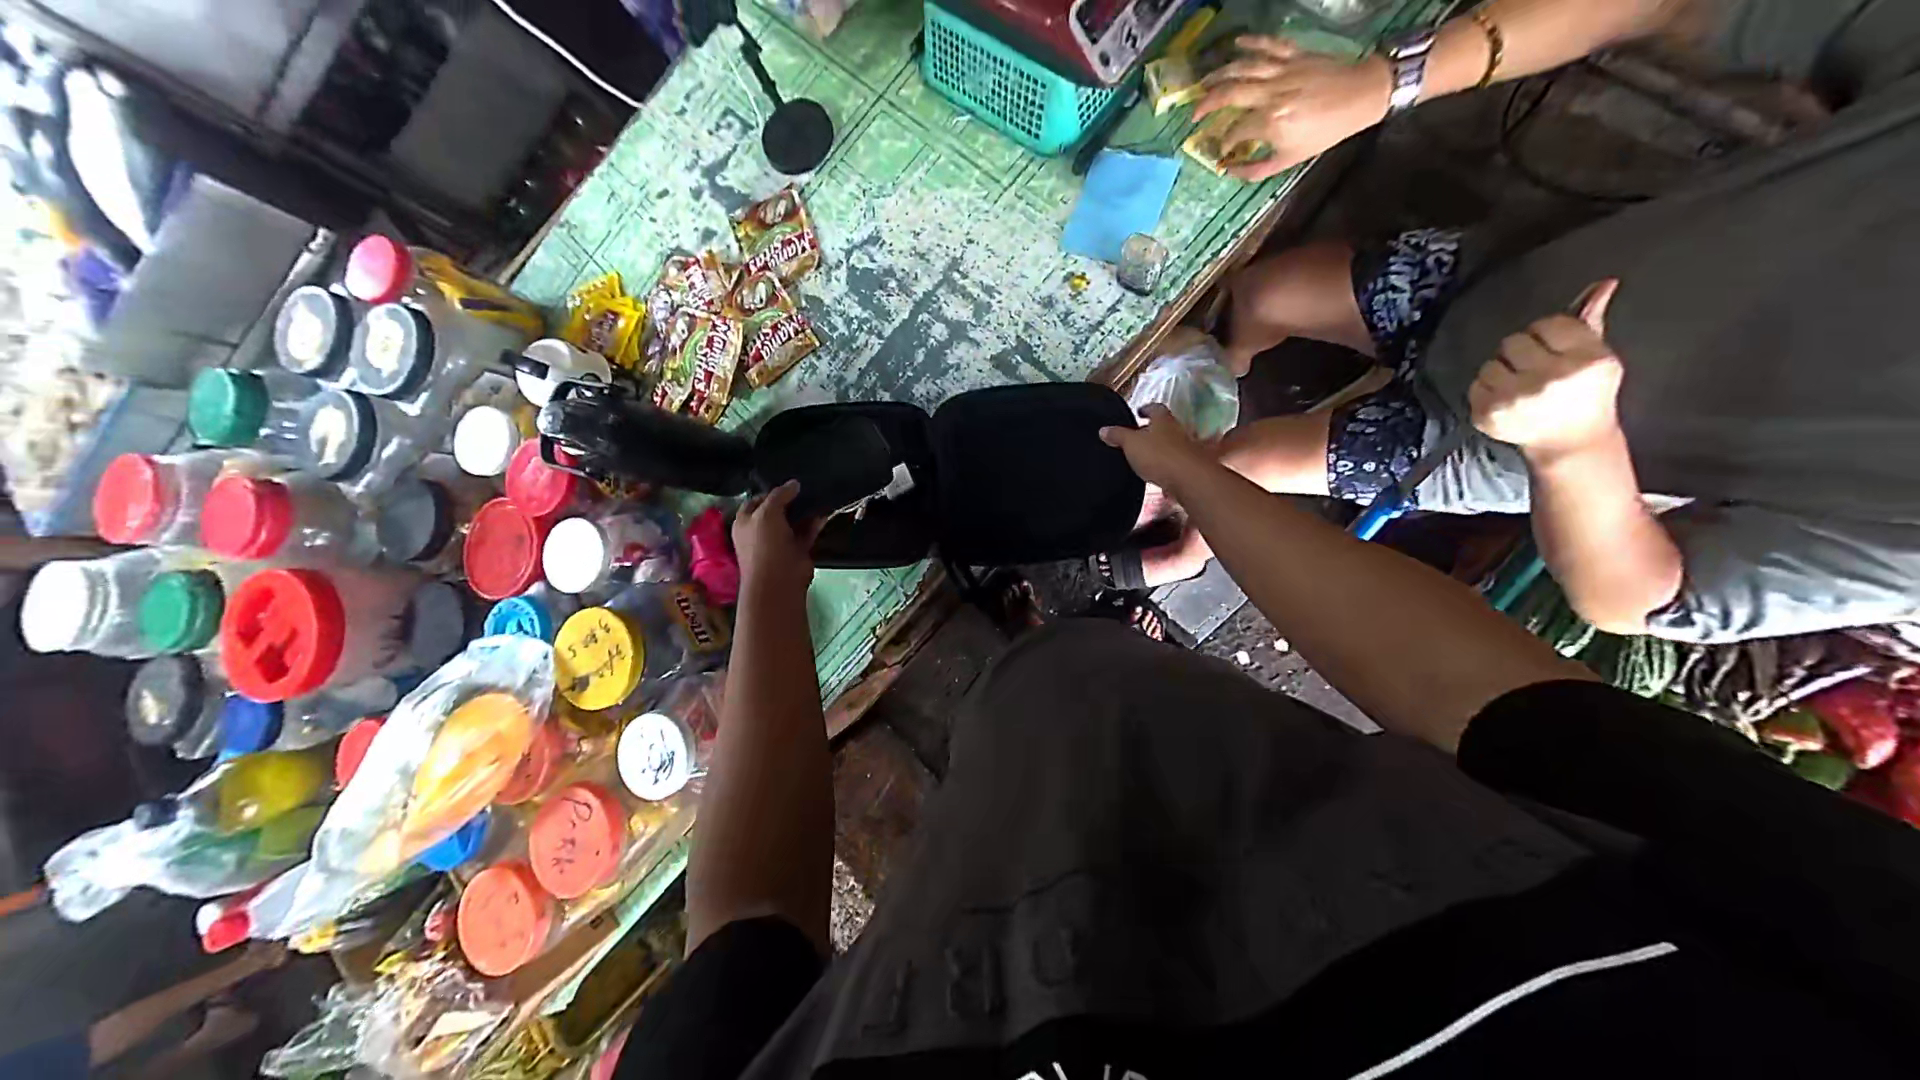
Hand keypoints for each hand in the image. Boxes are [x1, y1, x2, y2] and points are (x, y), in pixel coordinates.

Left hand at [732, 482, 821, 598]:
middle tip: (806, 486)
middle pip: (777, 510)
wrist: (779, 581)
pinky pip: (807, 532)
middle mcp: (761, 531)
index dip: (770, 492)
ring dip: (805, 511)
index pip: (756, 501)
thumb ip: (779, 495)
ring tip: (819, 495)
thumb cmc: (765, 544)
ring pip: (793, 521)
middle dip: (790, 500)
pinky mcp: (797, 550)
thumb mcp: (767, 513)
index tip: (788, 484)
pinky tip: (825, 512)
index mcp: (746, 522)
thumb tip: (794, 483)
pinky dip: (815, 523)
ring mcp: (779, 542)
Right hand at [1099, 404, 1217, 493]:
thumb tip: (1103, 429)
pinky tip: (1155, 475)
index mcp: (1163, 421)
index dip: (1147, 408)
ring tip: (1144, 457)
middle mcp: (1177, 432)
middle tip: (1138, 436)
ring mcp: (1186, 450)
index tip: (1139, 411)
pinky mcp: (1189, 469)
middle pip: (1164, 427)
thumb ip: (1117, 436)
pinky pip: (1173, 464)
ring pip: (1170, 445)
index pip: (1156, 408)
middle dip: (1152, 430)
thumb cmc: (1158, 455)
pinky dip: (1164, 467)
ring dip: (1159, 449)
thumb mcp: (1131, 444)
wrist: (1189, 480)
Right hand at [1193, 36, 1392, 182]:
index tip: (1220, 150)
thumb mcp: (1289, 160)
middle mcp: (1272, 94)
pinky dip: (1251, 42)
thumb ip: (1255, 169)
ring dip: (1219, 74)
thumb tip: (1229, 169)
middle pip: (1230, 94)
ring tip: (1204, 83)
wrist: (1361, 97)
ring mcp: (1283, 71)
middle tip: (1194, 114)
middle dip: (1206, 104)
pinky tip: (1235, 45)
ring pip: (1243, 67)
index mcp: (1271, 122)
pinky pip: (1269, 44)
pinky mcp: (1295, 55)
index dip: (1224, 143)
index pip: (1235, 131)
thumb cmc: (1324, 133)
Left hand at [1469, 280, 1624, 458]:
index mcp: (1585, 360)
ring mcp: (1515, 400)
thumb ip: (1590, 320)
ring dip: (1501, 370)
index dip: (1546, 333)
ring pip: (1490, 363)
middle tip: (1533, 368)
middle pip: (1513, 341)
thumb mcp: (1598, 356)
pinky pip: (1475, 385)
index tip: (1552, 349)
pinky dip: (1487, 389)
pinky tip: (1506, 399)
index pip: (1547, 324)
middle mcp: (1549, 380)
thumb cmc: (1586, 394)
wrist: (1569, 440)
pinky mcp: (1488, 415)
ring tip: (1520, 385)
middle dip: (1521, 351)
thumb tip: (1603, 283)